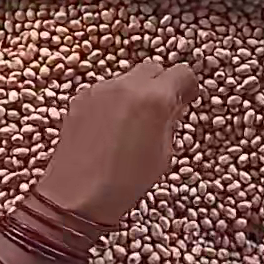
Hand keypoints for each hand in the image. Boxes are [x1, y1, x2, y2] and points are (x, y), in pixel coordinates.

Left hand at [36, 60, 199, 224]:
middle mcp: (126, 86)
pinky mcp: (80, 98)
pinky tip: (111, 128)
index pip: (182, 73)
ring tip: (132, 124)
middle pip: (153, 68)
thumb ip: (170, 121)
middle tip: (161, 109)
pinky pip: (106, 90)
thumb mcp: (162, 154)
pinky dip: (114, 101)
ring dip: (135, 93)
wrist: (76, 195)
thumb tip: (173, 105)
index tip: (186, 98)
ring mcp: (99, 90)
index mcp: (154, 99)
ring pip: (127, 78)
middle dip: (160, 84)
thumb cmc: (123, 183)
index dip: (186, 86)